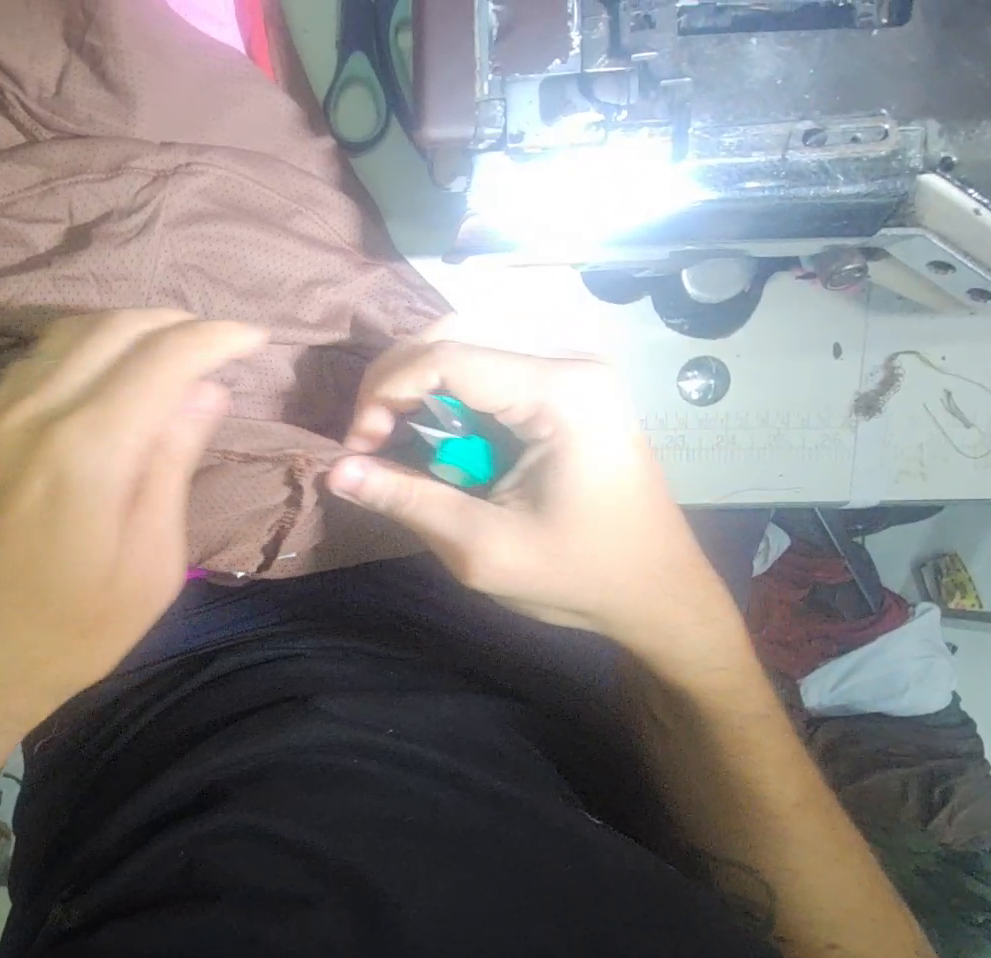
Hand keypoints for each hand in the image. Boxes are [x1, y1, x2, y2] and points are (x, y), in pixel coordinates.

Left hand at [0, 310, 265, 781]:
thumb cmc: (69, 633)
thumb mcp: (148, 565)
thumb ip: (172, 464)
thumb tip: (207, 391)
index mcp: (88, 444)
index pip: (164, 355)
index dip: (217, 337)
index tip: (255, 339)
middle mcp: (36, 411)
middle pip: (114, 328)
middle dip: (176, 322)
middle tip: (219, 345)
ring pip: (69, 334)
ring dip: (127, 329)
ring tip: (171, 353)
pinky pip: (36, 362)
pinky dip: (82, 348)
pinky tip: (105, 373)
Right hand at [326, 319, 734, 654]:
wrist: (656, 592)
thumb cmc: (576, 575)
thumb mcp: (481, 548)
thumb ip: (407, 500)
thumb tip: (334, 470)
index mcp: (561, 393)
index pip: (444, 355)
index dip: (384, 392)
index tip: (358, 447)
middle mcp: (568, 363)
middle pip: (451, 333)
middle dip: (393, 381)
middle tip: (369, 440)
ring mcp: (569, 371)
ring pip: (464, 342)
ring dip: (414, 384)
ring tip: (392, 436)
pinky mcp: (563, 388)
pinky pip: (486, 367)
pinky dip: (442, 393)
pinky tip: (431, 433)